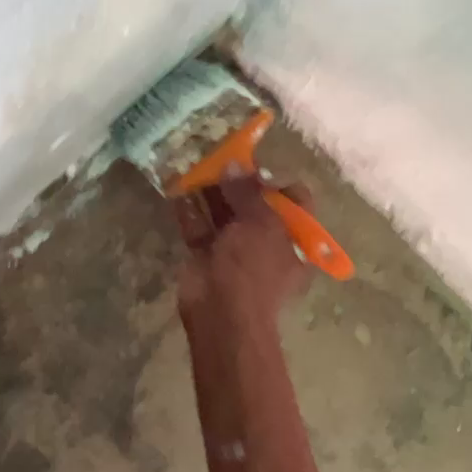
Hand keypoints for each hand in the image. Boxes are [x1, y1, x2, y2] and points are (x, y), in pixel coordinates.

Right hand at [173, 173, 314, 326]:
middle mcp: (268, 241)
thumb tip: (235, 166)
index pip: (293, 200)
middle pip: (254, 203)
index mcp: (295, 237)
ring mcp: (235, 250)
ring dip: (209, 192)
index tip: (253, 167)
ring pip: (224, 214)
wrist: (222, 314)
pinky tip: (176, 188)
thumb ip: (248, 191)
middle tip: (217, 157)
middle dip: (236, 182)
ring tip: (194, 164)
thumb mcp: (261, 223)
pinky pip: (198, 228)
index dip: (275, 181)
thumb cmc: (254, 268)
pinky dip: (188, 210)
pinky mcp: (206, 256)